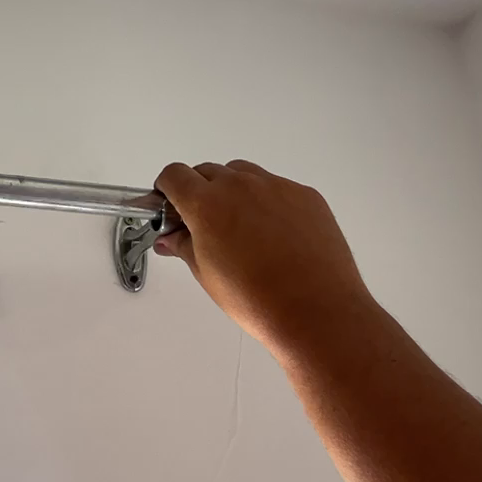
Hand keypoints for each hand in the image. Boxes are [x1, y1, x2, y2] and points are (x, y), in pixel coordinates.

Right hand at [154, 161, 372, 350]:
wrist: (315, 310)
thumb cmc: (260, 298)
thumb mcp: (206, 273)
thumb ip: (183, 246)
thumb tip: (171, 239)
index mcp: (207, 204)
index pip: (174, 175)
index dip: (166, 188)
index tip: (168, 202)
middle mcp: (240, 186)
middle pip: (207, 171)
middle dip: (198, 191)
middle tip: (201, 221)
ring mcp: (276, 187)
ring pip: (242, 174)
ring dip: (232, 190)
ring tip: (239, 226)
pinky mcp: (304, 195)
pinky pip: (277, 187)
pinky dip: (267, 201)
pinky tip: (272, 233)